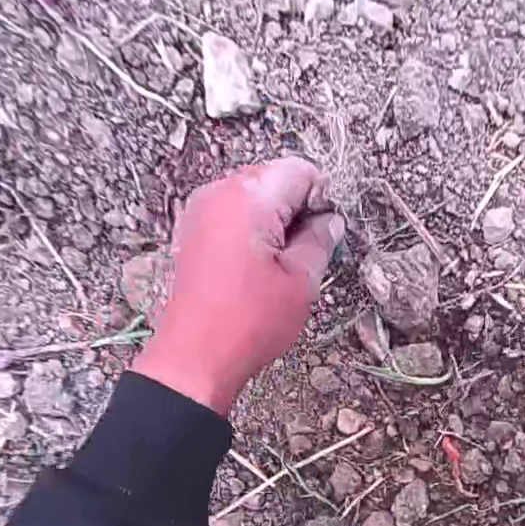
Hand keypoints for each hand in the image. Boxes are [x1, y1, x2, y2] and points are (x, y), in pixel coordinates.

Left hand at [132, 158, 342, 413]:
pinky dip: (255, 233)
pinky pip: (234, 216)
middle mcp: (219, 191)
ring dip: (277, 224)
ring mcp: (201, 209)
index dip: (322, 200)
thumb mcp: (301, 281)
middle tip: (306, 257)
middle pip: (275, 179)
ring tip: (281, 268)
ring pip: (255, 198)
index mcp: (249, 196)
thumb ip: (321, 240)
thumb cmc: (250, 320)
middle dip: (298, 211)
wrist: (197, 354)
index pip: (300, 170)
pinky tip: (258, 270)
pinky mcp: (194, 231)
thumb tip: (331, 220)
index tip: (325, 237)